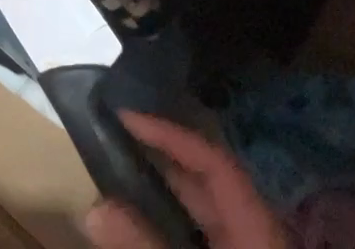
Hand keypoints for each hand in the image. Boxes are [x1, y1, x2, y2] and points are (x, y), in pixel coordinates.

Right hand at [79, 112, 287, 248]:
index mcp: (259, 235)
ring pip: (201, 219)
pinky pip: (197, 241)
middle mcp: (257, 242)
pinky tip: (136, 232)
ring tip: (112, 182)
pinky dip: (166, 229)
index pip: (216, 165)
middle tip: (107, 144)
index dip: (171, 136)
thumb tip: (94, 207)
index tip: (123, 119)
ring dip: (157, 198)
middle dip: (158, 164)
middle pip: (208, 189)